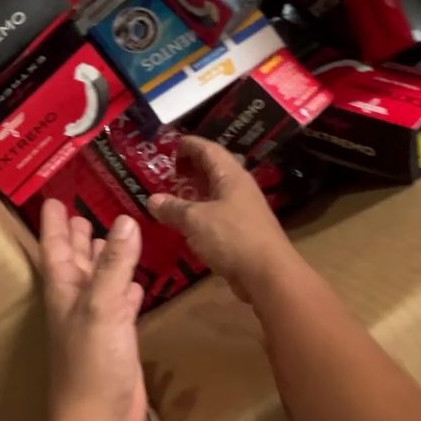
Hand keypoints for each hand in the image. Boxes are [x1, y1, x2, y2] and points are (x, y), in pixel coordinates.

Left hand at [37, 198, 147, 420]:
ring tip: (112, 236)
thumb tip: (125, 221)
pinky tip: (136, 282)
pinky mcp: (117, 339)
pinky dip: (127, 290)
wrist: (97, 417)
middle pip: (76, 261)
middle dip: (78, 237)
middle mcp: (77, 302)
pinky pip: (120, 305)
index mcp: (63, 291)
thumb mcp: (101, 305)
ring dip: (104, 260)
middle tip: (83, 212)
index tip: (53, 199)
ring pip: (99, 281)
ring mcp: (97, 321)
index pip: (55, 249)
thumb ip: (113, 265)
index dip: (54, 224)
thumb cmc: (91, 361)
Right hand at [146, 137, 300, 302]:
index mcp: (231, 176)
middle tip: (166, 173)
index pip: (208, 149)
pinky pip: (216, 214)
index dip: (188, 145)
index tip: (168, 148)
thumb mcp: (195, 220)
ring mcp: (242, 210)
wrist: (267, 275)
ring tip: (170, 196)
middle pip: (213, 169)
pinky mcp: (241, 231)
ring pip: (214, 193)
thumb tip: (153, 200)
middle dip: (189, 168)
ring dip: (193, 192)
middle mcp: (239, 188)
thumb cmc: (232, 238)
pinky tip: (185, 223)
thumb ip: (173, 208)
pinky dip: (199, 213)